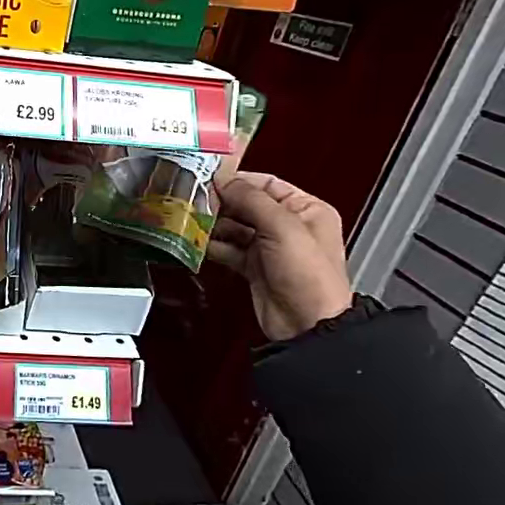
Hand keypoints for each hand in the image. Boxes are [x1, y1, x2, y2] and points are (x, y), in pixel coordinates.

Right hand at [207, 172, 351, 340]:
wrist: (306, 326)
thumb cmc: (310, 279)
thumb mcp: (282, 227)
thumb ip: (251, 199)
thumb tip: (226, 180)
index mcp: (306, 209)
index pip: (266, 183)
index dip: (238, 180)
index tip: (211, 177)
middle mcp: (289, 226)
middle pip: (247, 204)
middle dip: (222, 203)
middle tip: (196, 199)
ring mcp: (270, 247)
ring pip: (234, 226)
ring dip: (214, 224)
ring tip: (194, 220)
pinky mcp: (254, 267)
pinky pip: (229, 249)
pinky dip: (213, 245)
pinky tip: (199, 241)